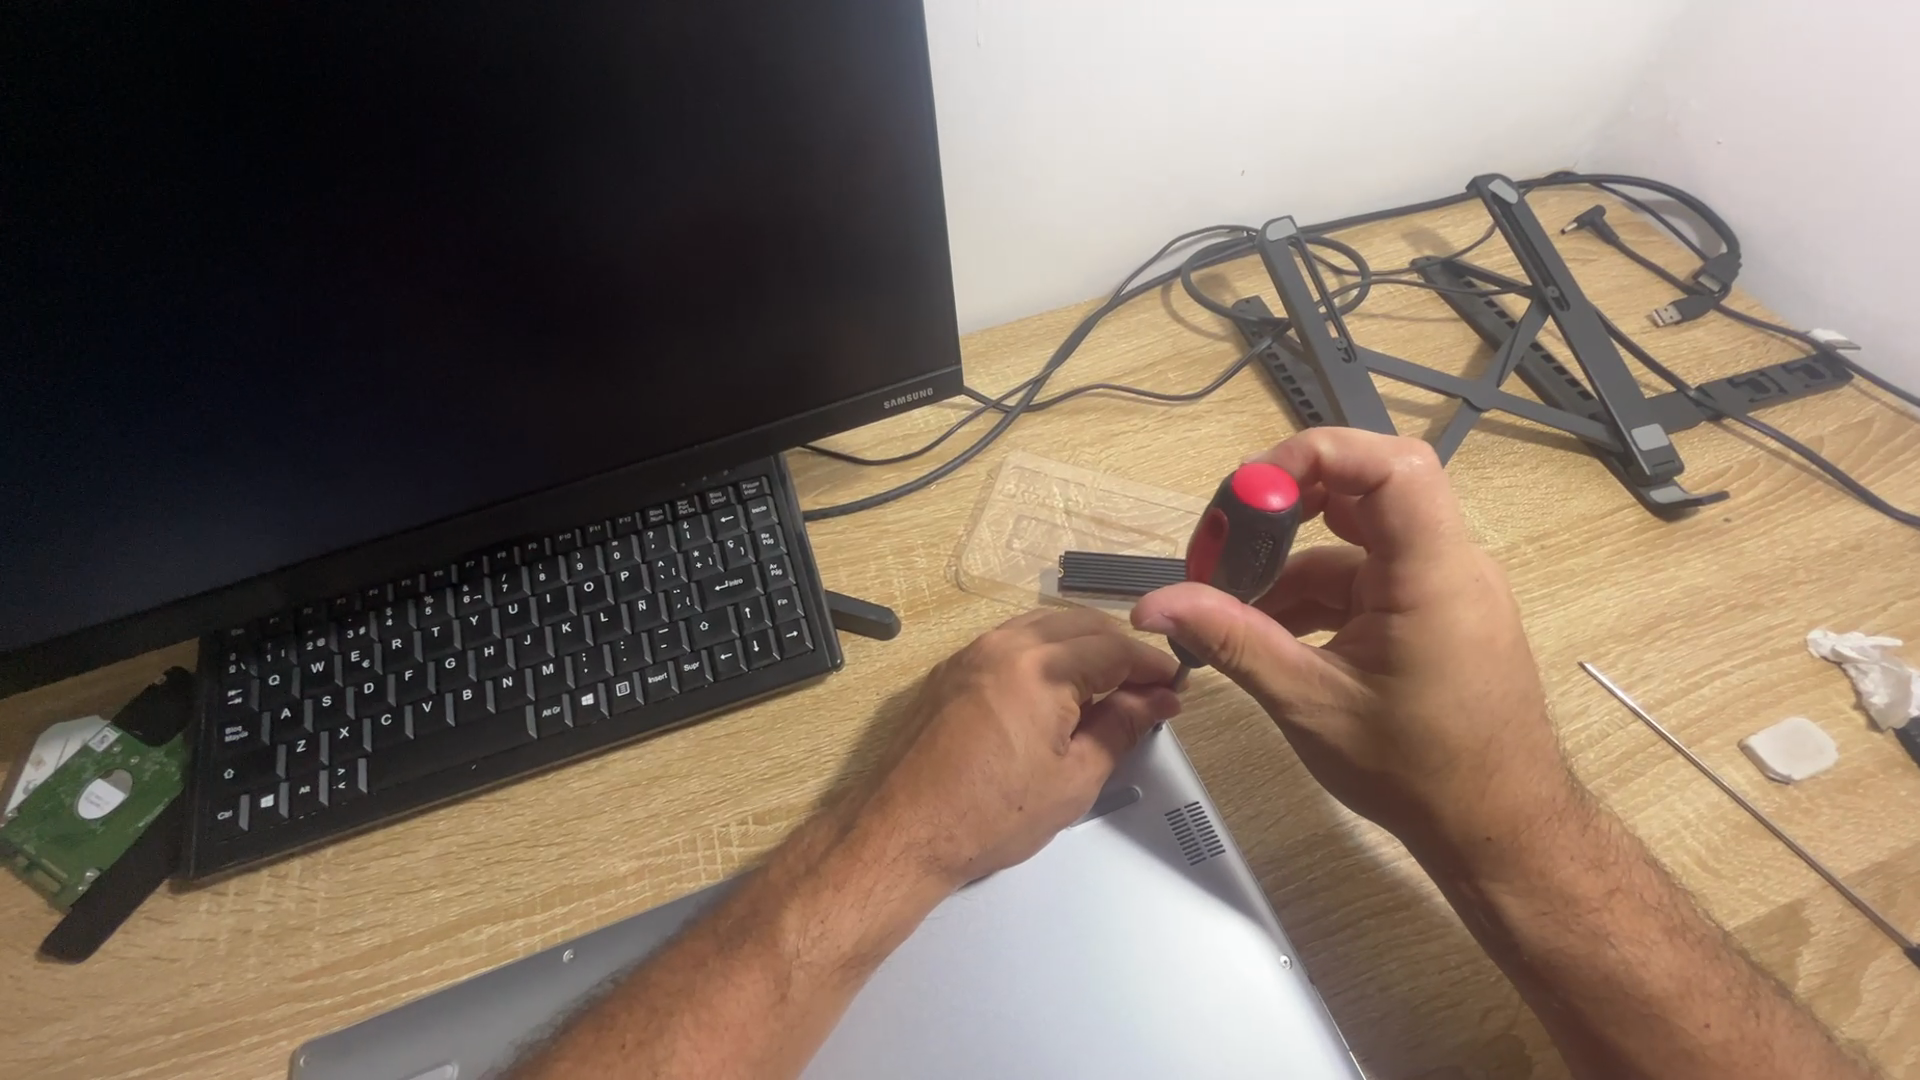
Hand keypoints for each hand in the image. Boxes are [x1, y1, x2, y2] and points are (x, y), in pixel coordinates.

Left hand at [857, 608, 1181, 888]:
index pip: (1114, 647)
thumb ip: (1121, 728)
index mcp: (1040, 667)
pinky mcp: (952, 668)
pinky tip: (1054, 685)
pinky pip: (1010, 639)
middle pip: (1080, 625)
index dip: (1150, 665)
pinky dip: (1044, 650)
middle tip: (1144, 687)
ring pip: (1044, 625)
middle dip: (1119, 649)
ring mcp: (972, 652)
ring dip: (1081, 644)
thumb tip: (1156, 700)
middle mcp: (1004, 645)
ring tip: (1104, 685)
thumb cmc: (989, 814)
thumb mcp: (1073, 778)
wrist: (905, 829)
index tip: (1173, 684)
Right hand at [1131, 429, 1570, 861]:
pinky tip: (1265, 633)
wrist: (1496, 831)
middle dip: (1279, 509)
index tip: (1246, 495)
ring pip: (1348, 539)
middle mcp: (1443, 562)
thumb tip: (1152, 606)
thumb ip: (1230, 640)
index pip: (1389, 465)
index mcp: (1431, 572)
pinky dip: (1305, 595)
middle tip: (1220, 544)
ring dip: (1282, 563)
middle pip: (1361, 489)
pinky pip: (1355, 577)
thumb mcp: (1307, 701)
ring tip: (1225, 606)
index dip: (1313, 455)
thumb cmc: (1415, 770)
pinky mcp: (1423, 609)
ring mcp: (1435, 584)